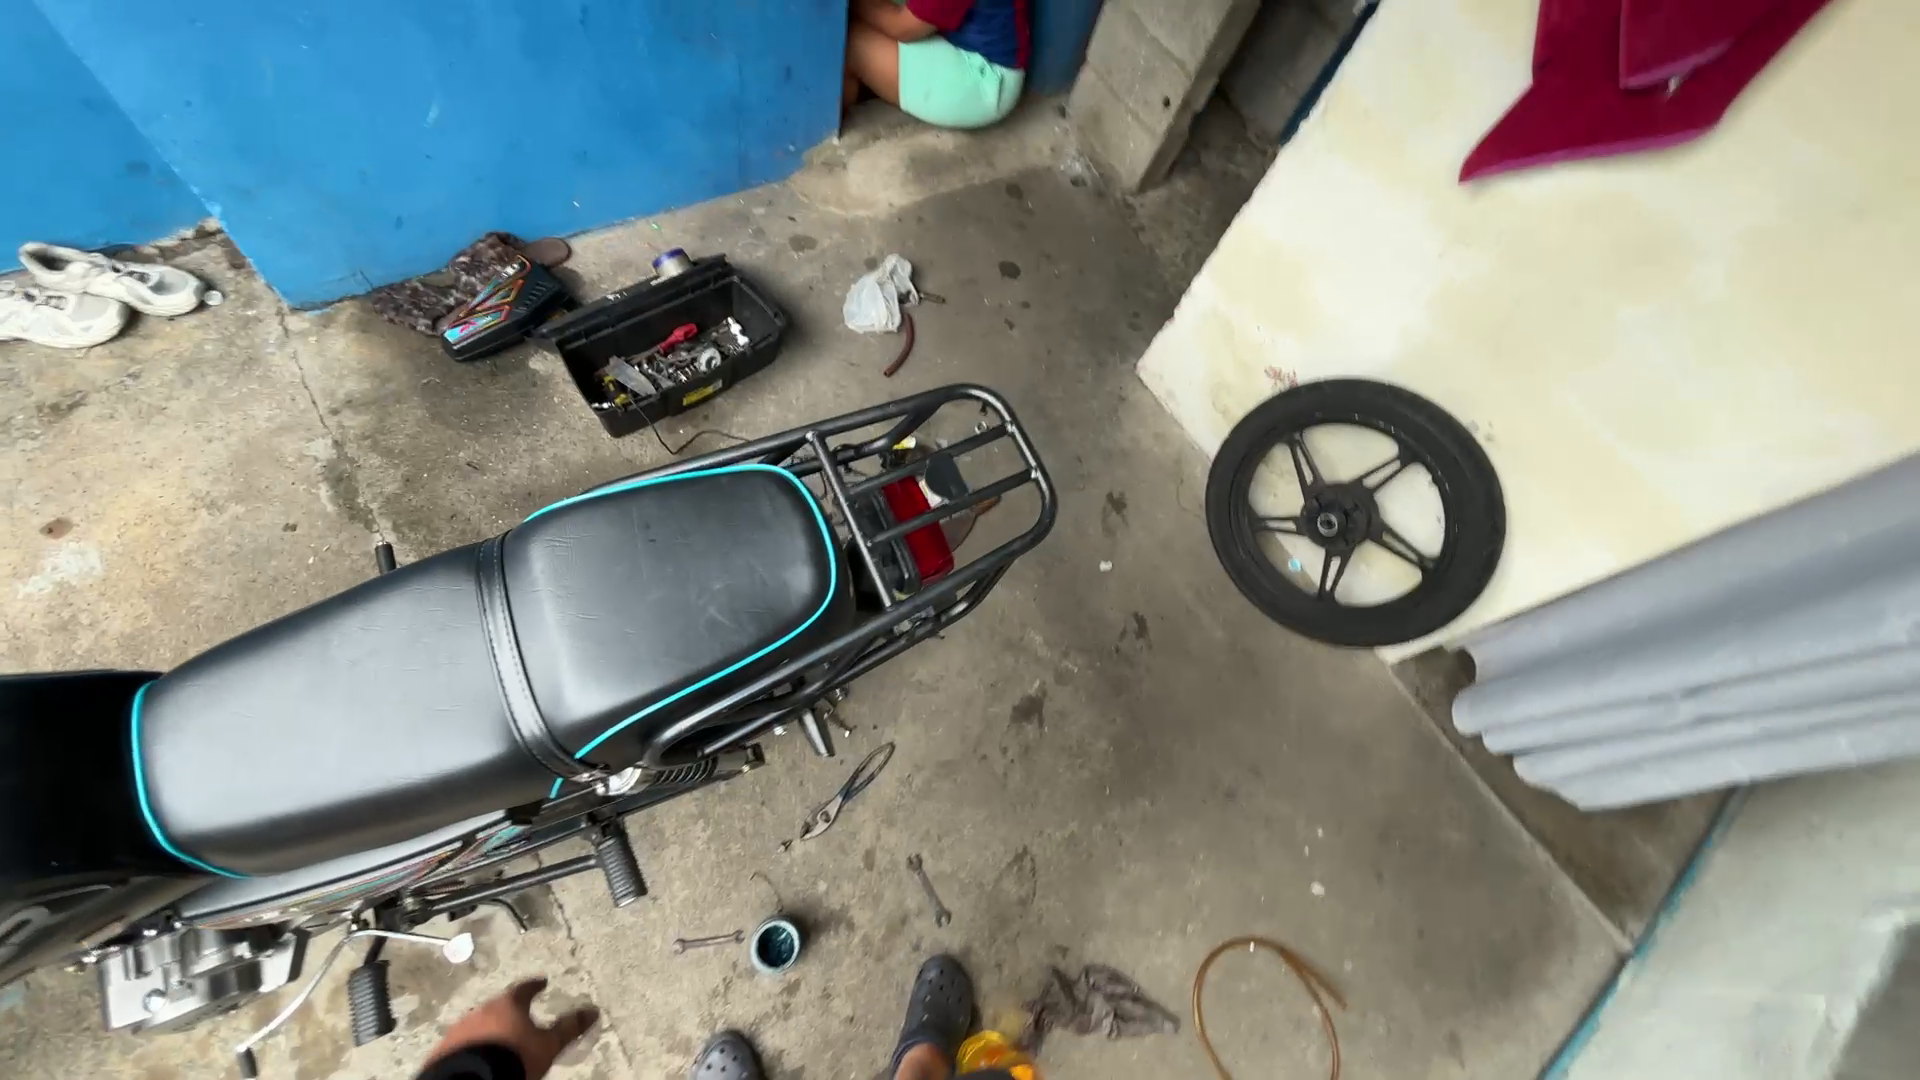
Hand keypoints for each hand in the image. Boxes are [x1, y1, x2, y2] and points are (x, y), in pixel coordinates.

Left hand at [423, 978, 599, 1079]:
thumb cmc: (512, 1059)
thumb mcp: (547, 1046)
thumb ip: (569, 1027)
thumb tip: (594, 1010)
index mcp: (508, 1004)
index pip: (525, 987)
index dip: (535, 985)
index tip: (542, 983)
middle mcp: (481, 1011)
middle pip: (498, 1006)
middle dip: (509, 1011)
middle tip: (519, 1018)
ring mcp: (457, 1032)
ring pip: (477, 1025)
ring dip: (488, 1030)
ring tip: (497, 1043)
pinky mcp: (440, 1055)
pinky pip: (460, 1046)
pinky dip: (470, 1047)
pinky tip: (476, 1058)